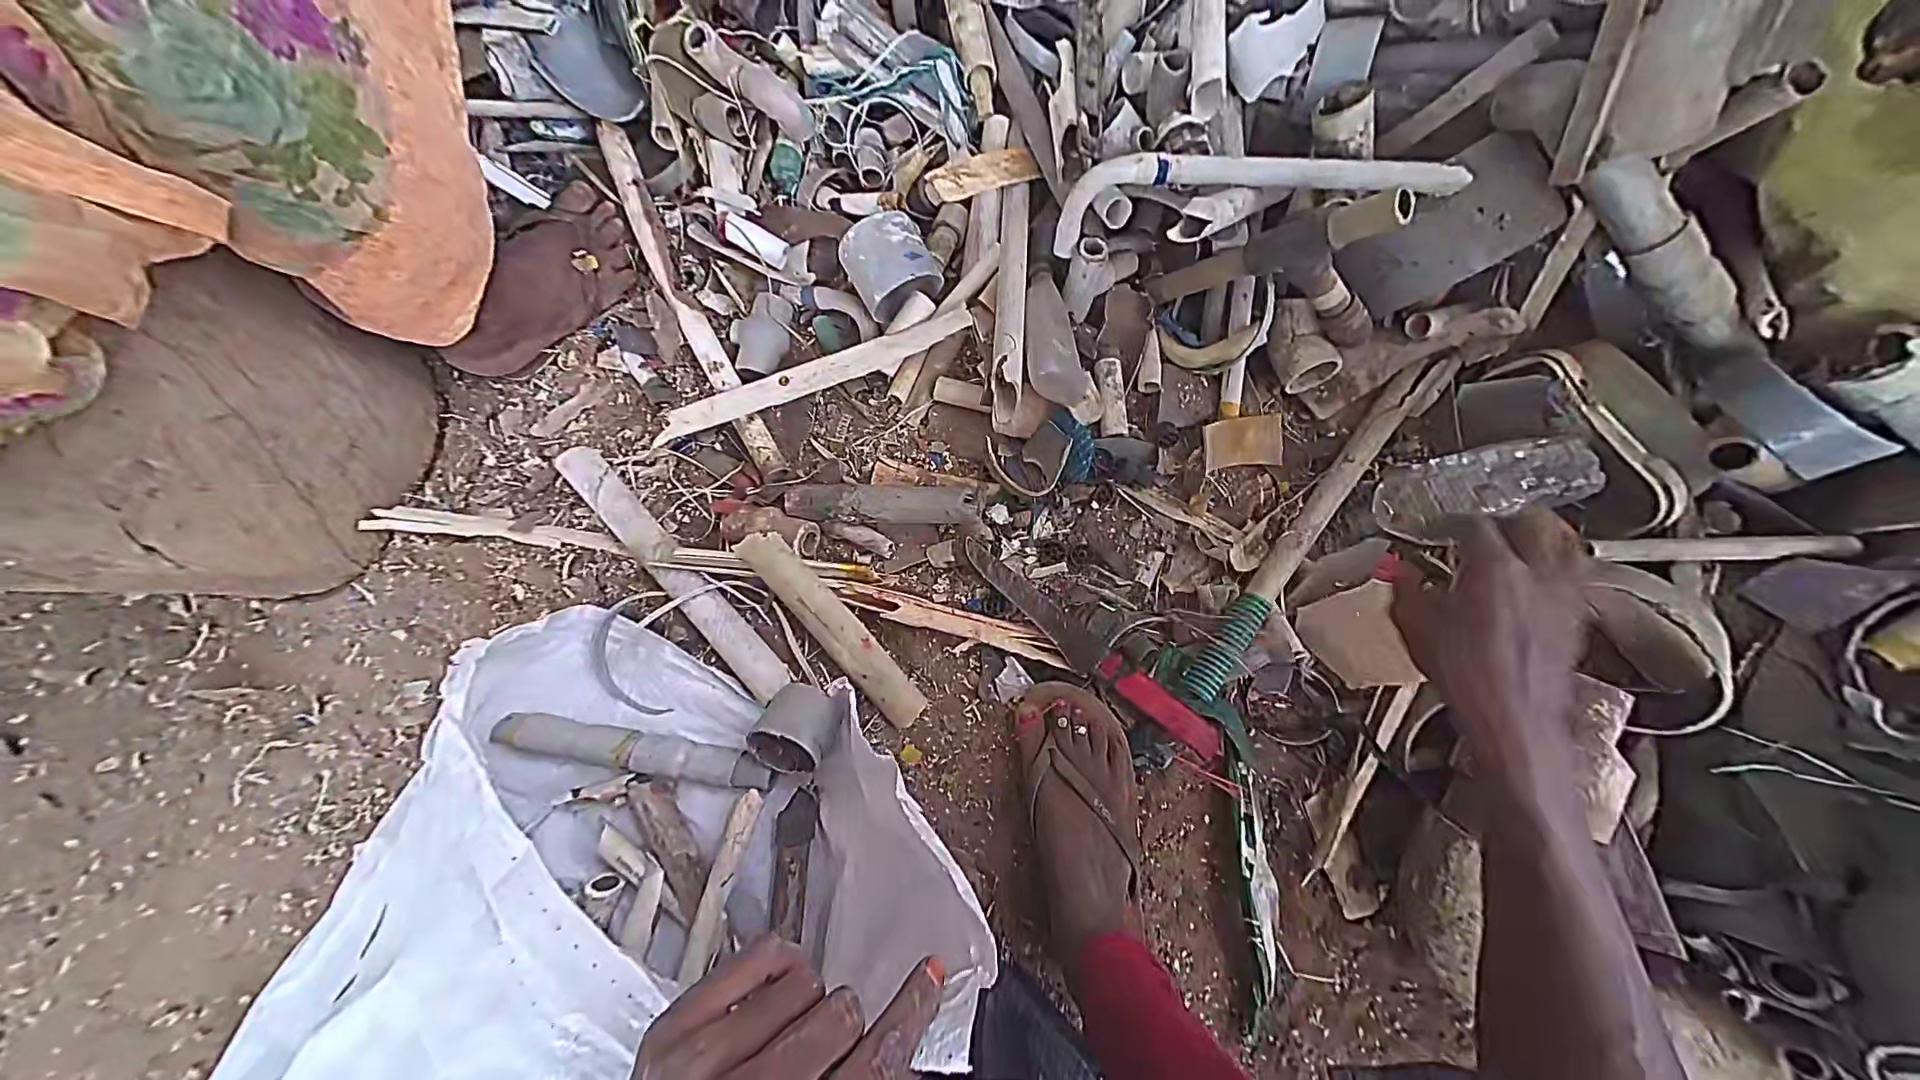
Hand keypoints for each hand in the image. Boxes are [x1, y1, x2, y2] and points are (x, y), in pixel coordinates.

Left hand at [632, 936, 944, 1079]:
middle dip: (841, 1026)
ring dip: (806, 1000)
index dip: (911, 1010)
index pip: (875, 1062)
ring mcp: (700, 1063)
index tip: (928, 975)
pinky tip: (769, 998)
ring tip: (782, 1033)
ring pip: (805, 980)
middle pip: (842, 1014)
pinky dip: (779, 965)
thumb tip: (902, 1034)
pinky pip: (761, 952)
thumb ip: (861, 1077)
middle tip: (818, 1049)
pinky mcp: (674, 1030)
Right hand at [1390, 510, 1587, 794]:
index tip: (1440, 526)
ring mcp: (1563, 595)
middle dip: (1508, 516)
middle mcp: (1536, 575)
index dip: (1453, 521)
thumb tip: (1399, 572)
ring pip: (1566, 542)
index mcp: (1493, 569)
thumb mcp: (1416, 626)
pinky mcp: (1577, 617)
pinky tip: (1537, 578)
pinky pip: (1574, 574)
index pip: (1474, 524)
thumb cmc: (1469, 678)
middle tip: (1487, 521)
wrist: (1512, 719)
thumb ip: (1407, 589)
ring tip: (1520, 539)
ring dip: (1542, 535)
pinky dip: (1556, 566)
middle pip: (1534, 521)